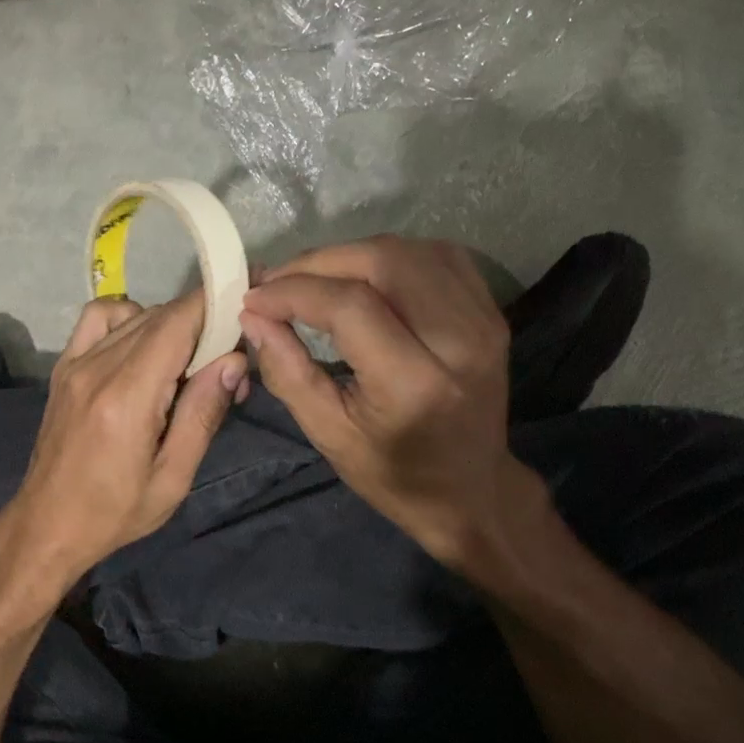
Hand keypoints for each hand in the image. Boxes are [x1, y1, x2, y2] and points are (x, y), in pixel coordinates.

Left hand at [0, 294, 248, 582]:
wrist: (48, 524)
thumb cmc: (115, 513)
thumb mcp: (172, 477)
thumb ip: (203, 414)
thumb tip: (235, 360)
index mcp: (128, 397)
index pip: (177, 322)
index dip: (215, 304)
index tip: (245, 308)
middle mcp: (98, 368)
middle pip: (160, 315)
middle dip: (201, 325)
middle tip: (224, 365)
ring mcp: (75, 364)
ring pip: (133, 314)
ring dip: (169, 326)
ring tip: (183, 364)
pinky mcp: (63, 368)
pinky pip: (97, 319)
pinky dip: (127, 319)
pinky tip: (141, 351)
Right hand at [239, 235, 541, 569]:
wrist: (470, 491)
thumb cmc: (392, 474)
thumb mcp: (329, 434)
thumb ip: (288, 373)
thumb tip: (253, 317)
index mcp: (413, 384)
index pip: (349, 306)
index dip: (293, 291)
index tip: (252, 298)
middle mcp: (457, 341)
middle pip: (384, 261)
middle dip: (319, 262)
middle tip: (276, 282)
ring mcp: (482, 322)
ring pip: (411, 251)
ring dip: (352, 255)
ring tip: (311, 279)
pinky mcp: (490, 313)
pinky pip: (438, 257)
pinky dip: (391, 257)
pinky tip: (361, 277)